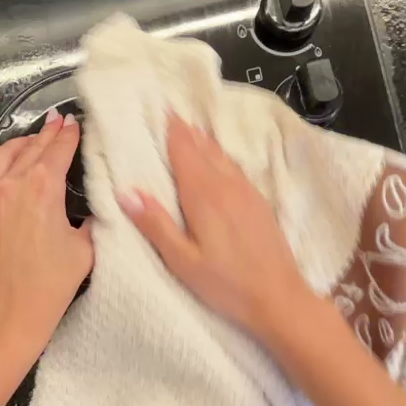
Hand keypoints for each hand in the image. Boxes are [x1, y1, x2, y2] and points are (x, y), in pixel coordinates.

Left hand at [0, 109, 92, 364]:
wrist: (9, 314)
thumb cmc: (50, 286)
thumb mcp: (84, 250)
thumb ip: (90, 221)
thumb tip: (92, 210)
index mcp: (41, 188)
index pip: (58, 150)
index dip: (70, 135)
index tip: (77, 123)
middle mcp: (12, 186)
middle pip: (32, 147)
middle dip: (49, 133)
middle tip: (61, 121)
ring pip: (5, 155)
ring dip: (24, 142)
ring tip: (37, 137)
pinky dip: (7, 162)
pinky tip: (17, 165)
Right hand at [119, 116, 329, 349]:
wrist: (279, 298)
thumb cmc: (225, 284)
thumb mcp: (182, 260)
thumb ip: (155, 224)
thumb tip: (127, 192)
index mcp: (204, 196)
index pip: (185, 152)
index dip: (173, 130)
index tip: (162, 108)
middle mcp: (228, 186)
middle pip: (204, 150)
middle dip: (187, 131)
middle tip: (172, 113)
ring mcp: (248, 194)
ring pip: (222, 157)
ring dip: (205, 142)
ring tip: (192, 130)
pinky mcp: (259, 205)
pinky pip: (236, 170)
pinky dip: (222, 158)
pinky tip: (220, 162)